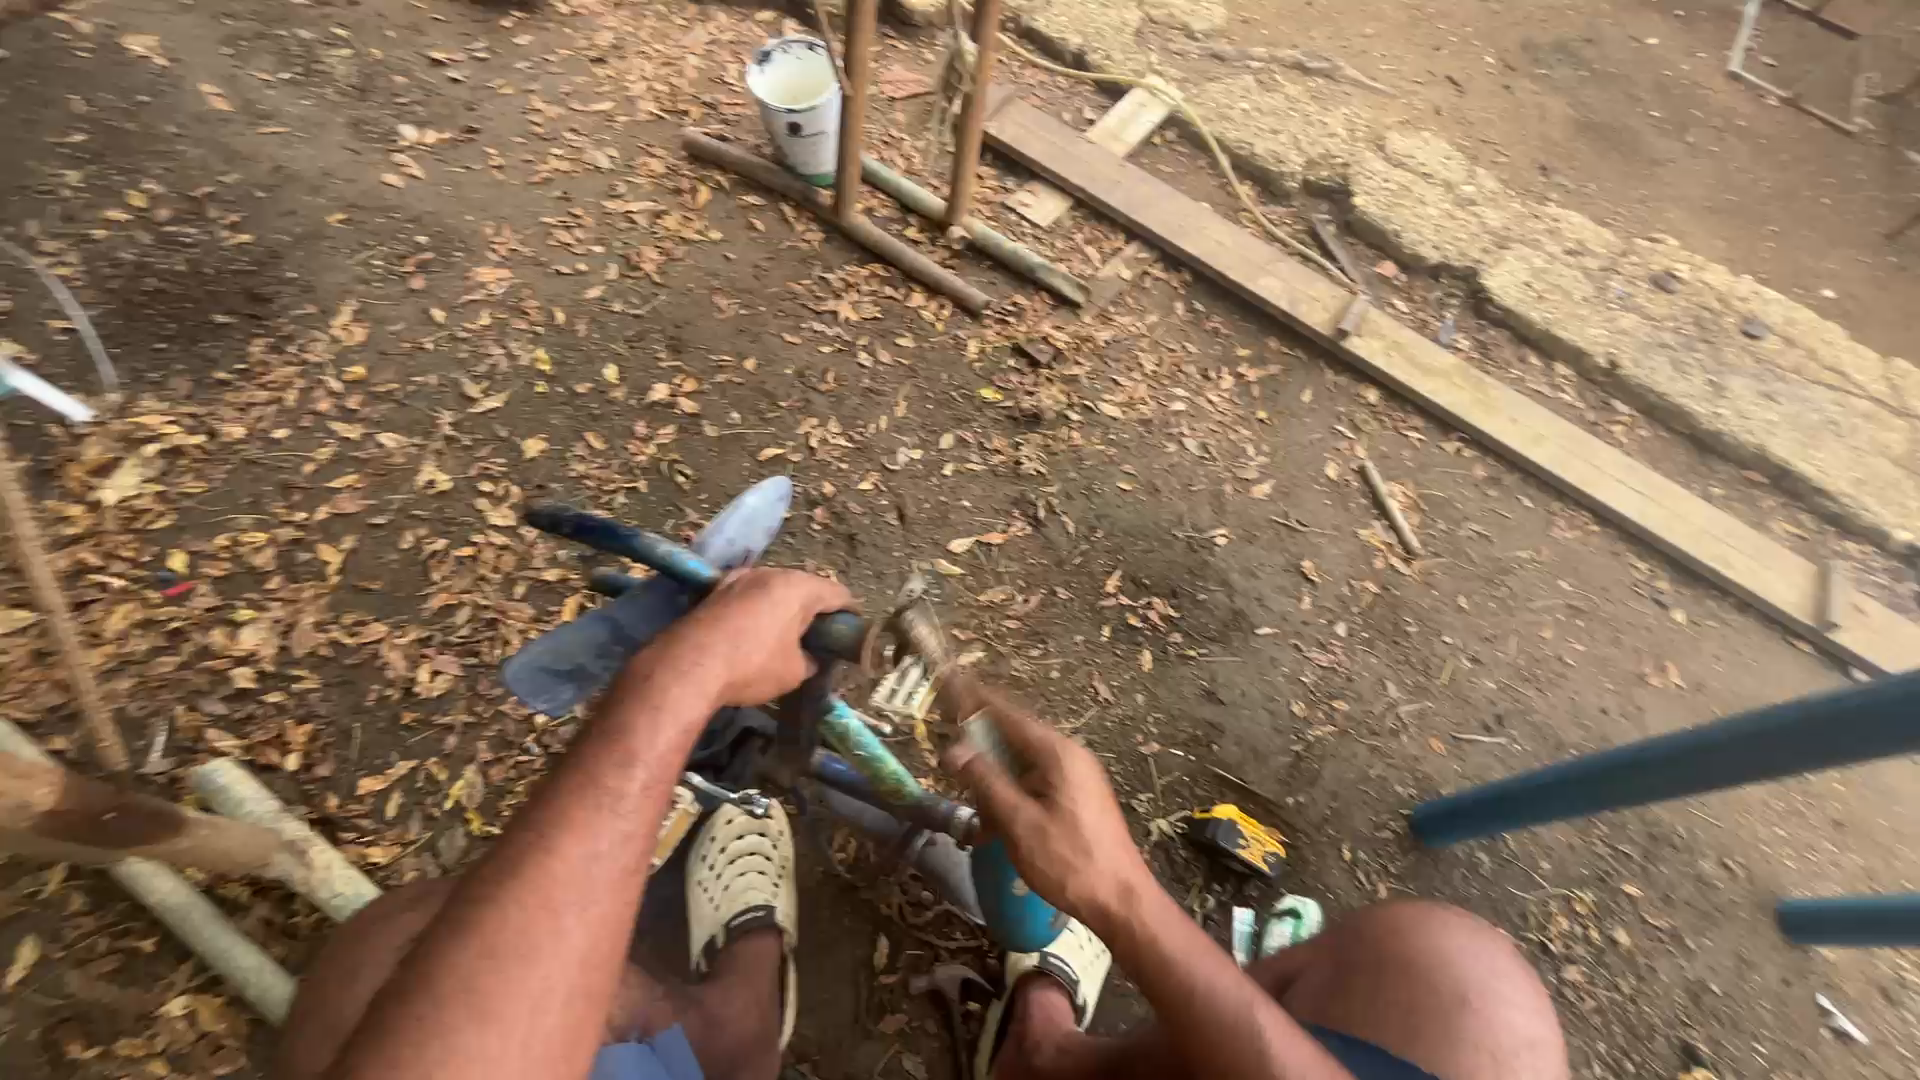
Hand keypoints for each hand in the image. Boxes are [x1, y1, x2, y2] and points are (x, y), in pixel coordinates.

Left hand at [637, 567, 854, 706]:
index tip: (851, 631)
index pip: (839, 593)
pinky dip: (756, 610)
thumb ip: (810, 659)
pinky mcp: (715, 590)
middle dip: (814, 609)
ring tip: (784, 634)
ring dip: (782, 607)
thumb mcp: (795, 672)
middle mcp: (771, 573)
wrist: (687, 667)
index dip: (849, 613)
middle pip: (804, 587)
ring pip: (773, 588)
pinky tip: (751, 633)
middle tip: (819, 636)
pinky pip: (747, 596)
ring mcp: (739, 578)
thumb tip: (809, 657)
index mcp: (799, 588)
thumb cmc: (752, 666)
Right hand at [941, 679, 1155, 932]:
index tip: (948, 684)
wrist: (1122, 902)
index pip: (1007, 714)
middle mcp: (1068, 755)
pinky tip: (995, 829)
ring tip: (976, 818)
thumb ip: (985, 781)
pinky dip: (1011, 798)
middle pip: (1013, 738)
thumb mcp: (1019, 822)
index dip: (974, 700)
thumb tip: (954, 750)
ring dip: (994, 784)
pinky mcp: (1075, 797)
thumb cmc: (1069, 862)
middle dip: (979, 751)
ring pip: (1021, 766)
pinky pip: (1034, 784)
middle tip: (950, 764)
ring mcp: (1074, 776)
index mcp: (1056, 752)